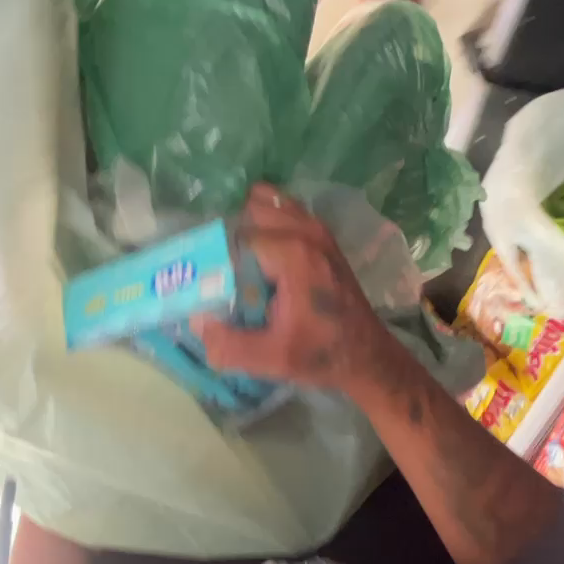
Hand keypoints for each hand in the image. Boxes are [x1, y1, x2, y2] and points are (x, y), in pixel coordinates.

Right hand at [195, 184, 401, 394]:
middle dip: (232, 235)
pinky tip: (260, 254)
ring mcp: (319, 230)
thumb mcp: (272, 359)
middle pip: (251, 211)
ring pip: (269, 204)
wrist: (368, 356)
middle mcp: (307, 232)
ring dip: (250, 224)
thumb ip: (228, 344)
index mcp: (293, 255)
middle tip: (224, 271)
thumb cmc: (321, 355)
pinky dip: (268, 221)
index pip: (238, 237)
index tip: (213, 285)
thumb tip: (195, 320)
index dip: (219, 258)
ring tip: (240, 261)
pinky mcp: (324, 236)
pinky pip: (286, 211)